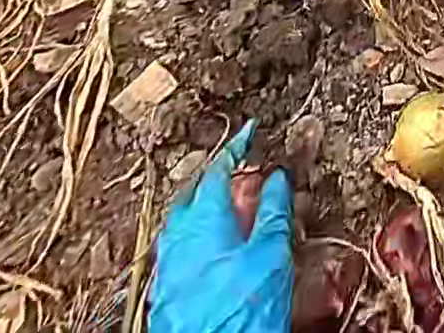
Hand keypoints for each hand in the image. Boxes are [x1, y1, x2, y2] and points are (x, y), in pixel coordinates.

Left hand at [151, 120, 293, 332]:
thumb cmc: (243, 312)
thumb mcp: (271, 252)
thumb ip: (272, 209)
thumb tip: (276, 178)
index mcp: (202, 224)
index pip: (217, 171)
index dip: (236, 146)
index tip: (251, 130)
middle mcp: (177, 242)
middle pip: (192, 193)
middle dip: (217, 173)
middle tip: (242, 160)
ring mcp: (167, 269)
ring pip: (184, 219)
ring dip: (209, 201)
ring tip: (234, 196)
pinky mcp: (167, 292)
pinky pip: (180, 244)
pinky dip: (201, 228)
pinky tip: (219, 238)